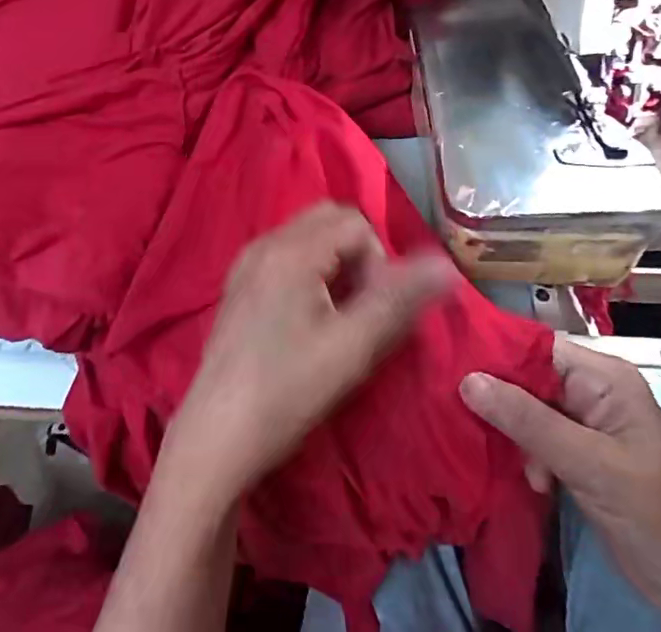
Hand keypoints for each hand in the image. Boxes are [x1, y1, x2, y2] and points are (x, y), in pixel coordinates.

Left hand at [163, 203, 455, 498]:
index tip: (372, 310)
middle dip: (358, 254)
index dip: (378, 261)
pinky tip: (308, 321)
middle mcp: (264, 244)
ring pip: (308, 237)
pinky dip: (310, 271)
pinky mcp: (238, 287)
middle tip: (359, 306)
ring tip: (337, 316)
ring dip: (336, 263)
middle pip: (330, 220)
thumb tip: (447, 266)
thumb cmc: (287, 392)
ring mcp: (246, 265)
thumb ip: (401, 299)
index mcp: (290, 251)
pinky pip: (286, 255)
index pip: (356, 223)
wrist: (214, 441)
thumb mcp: (353, 347)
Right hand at [460, 339, 660, 631]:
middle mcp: (591, 393)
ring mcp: (585, 428)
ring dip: (510, 434)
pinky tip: (523, 479)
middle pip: (529, 379)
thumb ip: (531, 423)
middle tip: (457, 412)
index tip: (450, 365)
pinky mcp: (579, 460)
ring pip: (528, 412)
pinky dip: (523, 456)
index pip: (538, 348)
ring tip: (497, 456)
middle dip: (497, 397)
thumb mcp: (593, 466)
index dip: (496, 353)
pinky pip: (536, 442)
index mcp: (604, 377)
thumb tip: (469, 379)